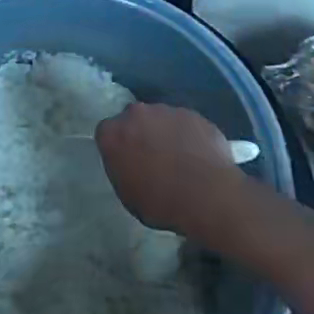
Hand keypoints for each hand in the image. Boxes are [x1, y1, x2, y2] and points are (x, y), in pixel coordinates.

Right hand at [94, 100, 244, 234]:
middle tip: (154, 158)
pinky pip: (187, 124)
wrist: (207, 196)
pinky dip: (190, 136)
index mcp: (112, 133)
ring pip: (162, 119)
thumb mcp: (126, 193)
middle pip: (134, 119)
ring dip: (166, 133)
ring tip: (181, 159)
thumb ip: (122, 169)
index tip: (128, 161)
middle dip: (141, 133)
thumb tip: (130, 165)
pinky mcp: (195, 115)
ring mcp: (166, 111)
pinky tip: (200, 157)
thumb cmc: (160, 202)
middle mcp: (135, 113)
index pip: (107, 132)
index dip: (118, 147)